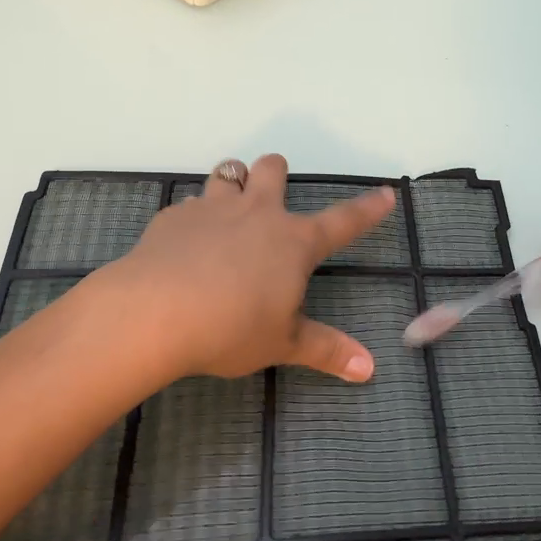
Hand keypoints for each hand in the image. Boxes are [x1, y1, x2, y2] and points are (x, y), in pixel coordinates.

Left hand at [106, 154, 393, 382]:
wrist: (154, 312)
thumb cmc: (231, 328)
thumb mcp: (283, 343)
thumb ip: (326, 350)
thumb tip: (368, 369)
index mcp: (294, 242)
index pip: (343, 221)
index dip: (367, 209)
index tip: (386, 194)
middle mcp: (257, 214)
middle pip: (272, 171)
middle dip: (276, 172)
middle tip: (273, 187)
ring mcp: (213, 210)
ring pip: (228, 173)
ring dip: (233, 183)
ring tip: (229, 203)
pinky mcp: (174, 218)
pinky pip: (189, 204)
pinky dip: (193, 217)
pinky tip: (185, 241)